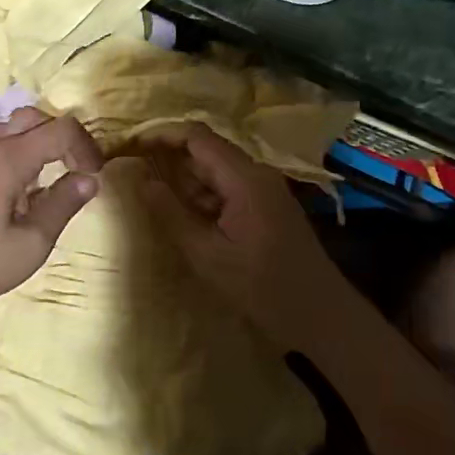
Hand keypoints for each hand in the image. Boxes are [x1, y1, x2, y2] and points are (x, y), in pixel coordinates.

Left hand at [0, 108, 103, 323]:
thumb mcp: (33, 241)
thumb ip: (63, 203)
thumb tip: (90, 178)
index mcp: (9, 158)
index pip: (60, 129)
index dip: (86, 147)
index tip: (95, 178)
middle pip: (37, 116)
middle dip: (66, 136)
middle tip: (81, 170)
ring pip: (18, 124)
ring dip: (44, 138)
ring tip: (60, 169)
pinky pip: (4, 139)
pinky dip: (26, 146)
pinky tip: (32, 179)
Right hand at [135, 122, 348, 347]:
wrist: (324, 319)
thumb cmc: (263, 287)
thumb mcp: (206, 253)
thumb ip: (170, 213)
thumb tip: (139, 179)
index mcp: (244, 178)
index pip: (196, 136)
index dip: (160, 134)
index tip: (130, 146)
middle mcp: (255, 174)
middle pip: (204, 150)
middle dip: (168, 158)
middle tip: (134, 173)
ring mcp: (264, 190)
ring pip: (214, 170)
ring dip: (184, 181)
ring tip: (154, 199)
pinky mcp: (265, 207)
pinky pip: (226, 188)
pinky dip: (201, 196)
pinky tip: (184, 218)